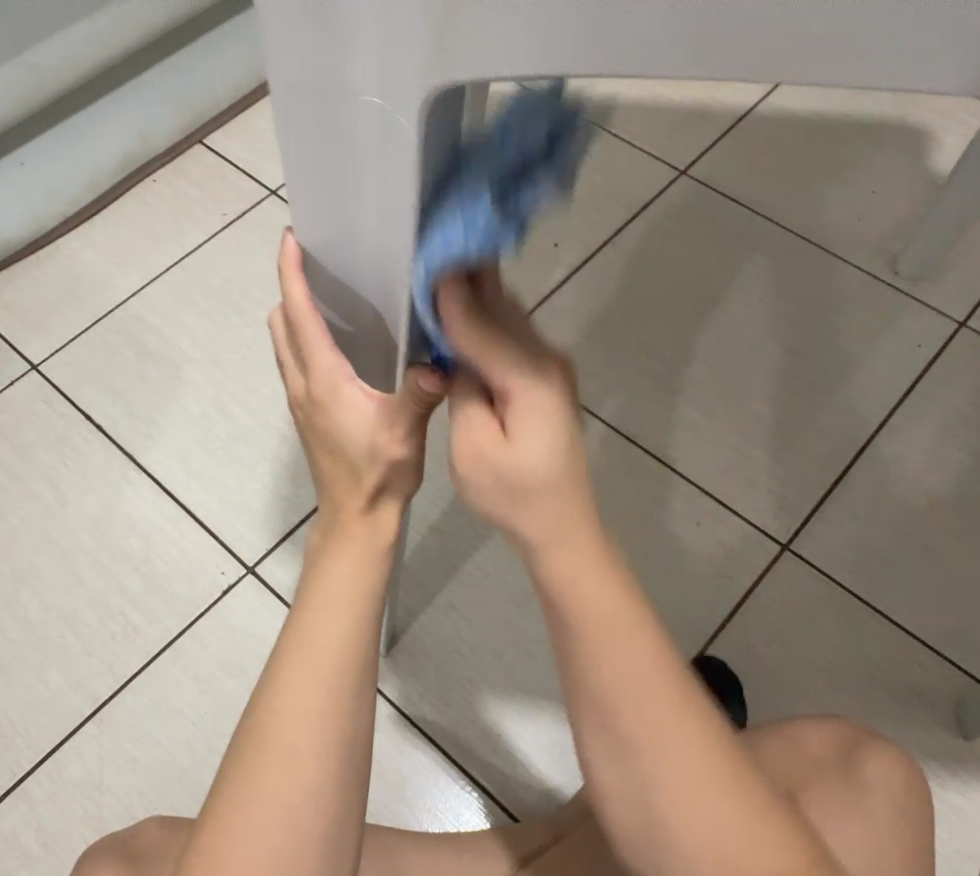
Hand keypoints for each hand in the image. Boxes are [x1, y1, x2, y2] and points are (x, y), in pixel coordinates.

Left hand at [271, 230, 447, 537]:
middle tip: (319, 264)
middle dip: (291, 289)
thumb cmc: (377, 474)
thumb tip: (440, 361)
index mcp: (323, 379)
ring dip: (295, 316)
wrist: (356, 518)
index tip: (291, 239)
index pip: (299, 315)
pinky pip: (297, 364)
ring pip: (285, 345)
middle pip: (282, 324)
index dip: (292, 274)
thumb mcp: (405, 431)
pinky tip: (341, 343)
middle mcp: (303, 384)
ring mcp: (301, 401)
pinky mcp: (308, 415)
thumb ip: (420, 392)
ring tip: (329, 295)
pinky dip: (305, 341)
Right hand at [438, 270, 599, 558]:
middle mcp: (546, 361)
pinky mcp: (547, 379)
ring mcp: (552, 368)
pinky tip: (462, 310)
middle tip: (426, 248)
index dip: (447, 294)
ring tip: (438, 268)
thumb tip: (455, 353)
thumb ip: (461, 391)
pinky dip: (487, 319)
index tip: (419, 258)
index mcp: (528, 377)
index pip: (479, 323)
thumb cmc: (512, 495)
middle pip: (500, 308)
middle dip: (464, 280)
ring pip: (509, 318)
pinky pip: (514, 337)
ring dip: (477, 295)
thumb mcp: (472, 449)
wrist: (560, 524)